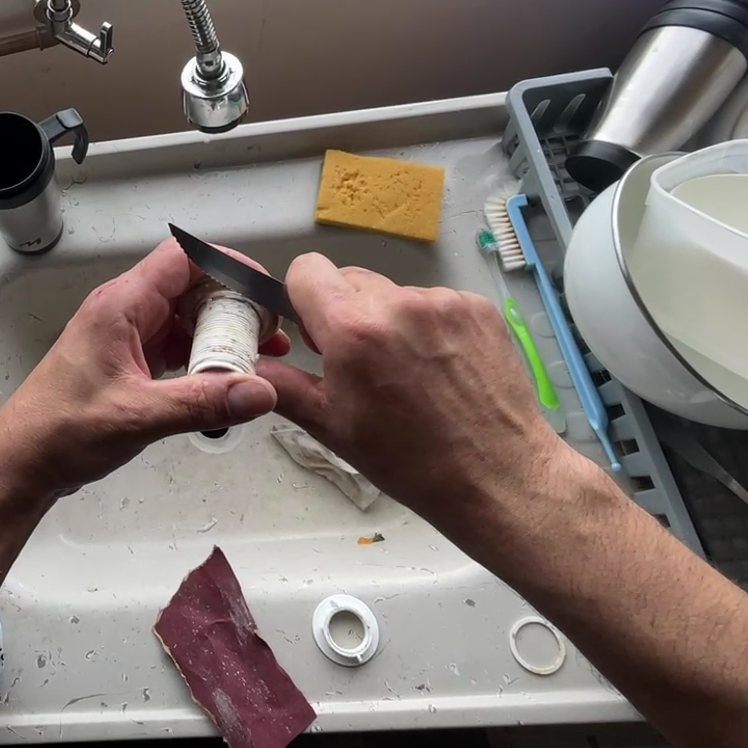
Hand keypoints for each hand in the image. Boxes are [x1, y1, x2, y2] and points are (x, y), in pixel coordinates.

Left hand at [0, 239, 289, 502]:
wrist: (22, 460)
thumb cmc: (61, 429)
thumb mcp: (137, 415)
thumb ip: (201, 402)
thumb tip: (261, 391)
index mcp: (120, 306)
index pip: (182, 257)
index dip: (227, 263)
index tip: (263, 288)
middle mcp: (124, 311)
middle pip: (190, 285)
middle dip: (234, 303)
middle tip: (270, 331)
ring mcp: (126, 335)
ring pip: (185, 316)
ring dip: (222, 332)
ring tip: (261, 355)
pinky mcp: (129, 360)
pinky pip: (175, 343)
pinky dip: (204, 355)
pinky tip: (228, 377)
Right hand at [257, 254, 561, 521]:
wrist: (498, 478)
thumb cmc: (410, 460)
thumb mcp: (329, 425)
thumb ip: (280, 385)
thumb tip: (249, 366)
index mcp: (353, 331)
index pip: (307, 270)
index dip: (301, 295)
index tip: (311, 326)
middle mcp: (398, 305)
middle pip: (347, 279)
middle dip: (343, 311)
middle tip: (357, 358)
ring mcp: (443, 303)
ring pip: (391, 292)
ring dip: (386, 319)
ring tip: (405, 369)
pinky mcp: (478, 308)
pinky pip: (432, 301)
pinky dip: (426, 325)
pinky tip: (437, 366)